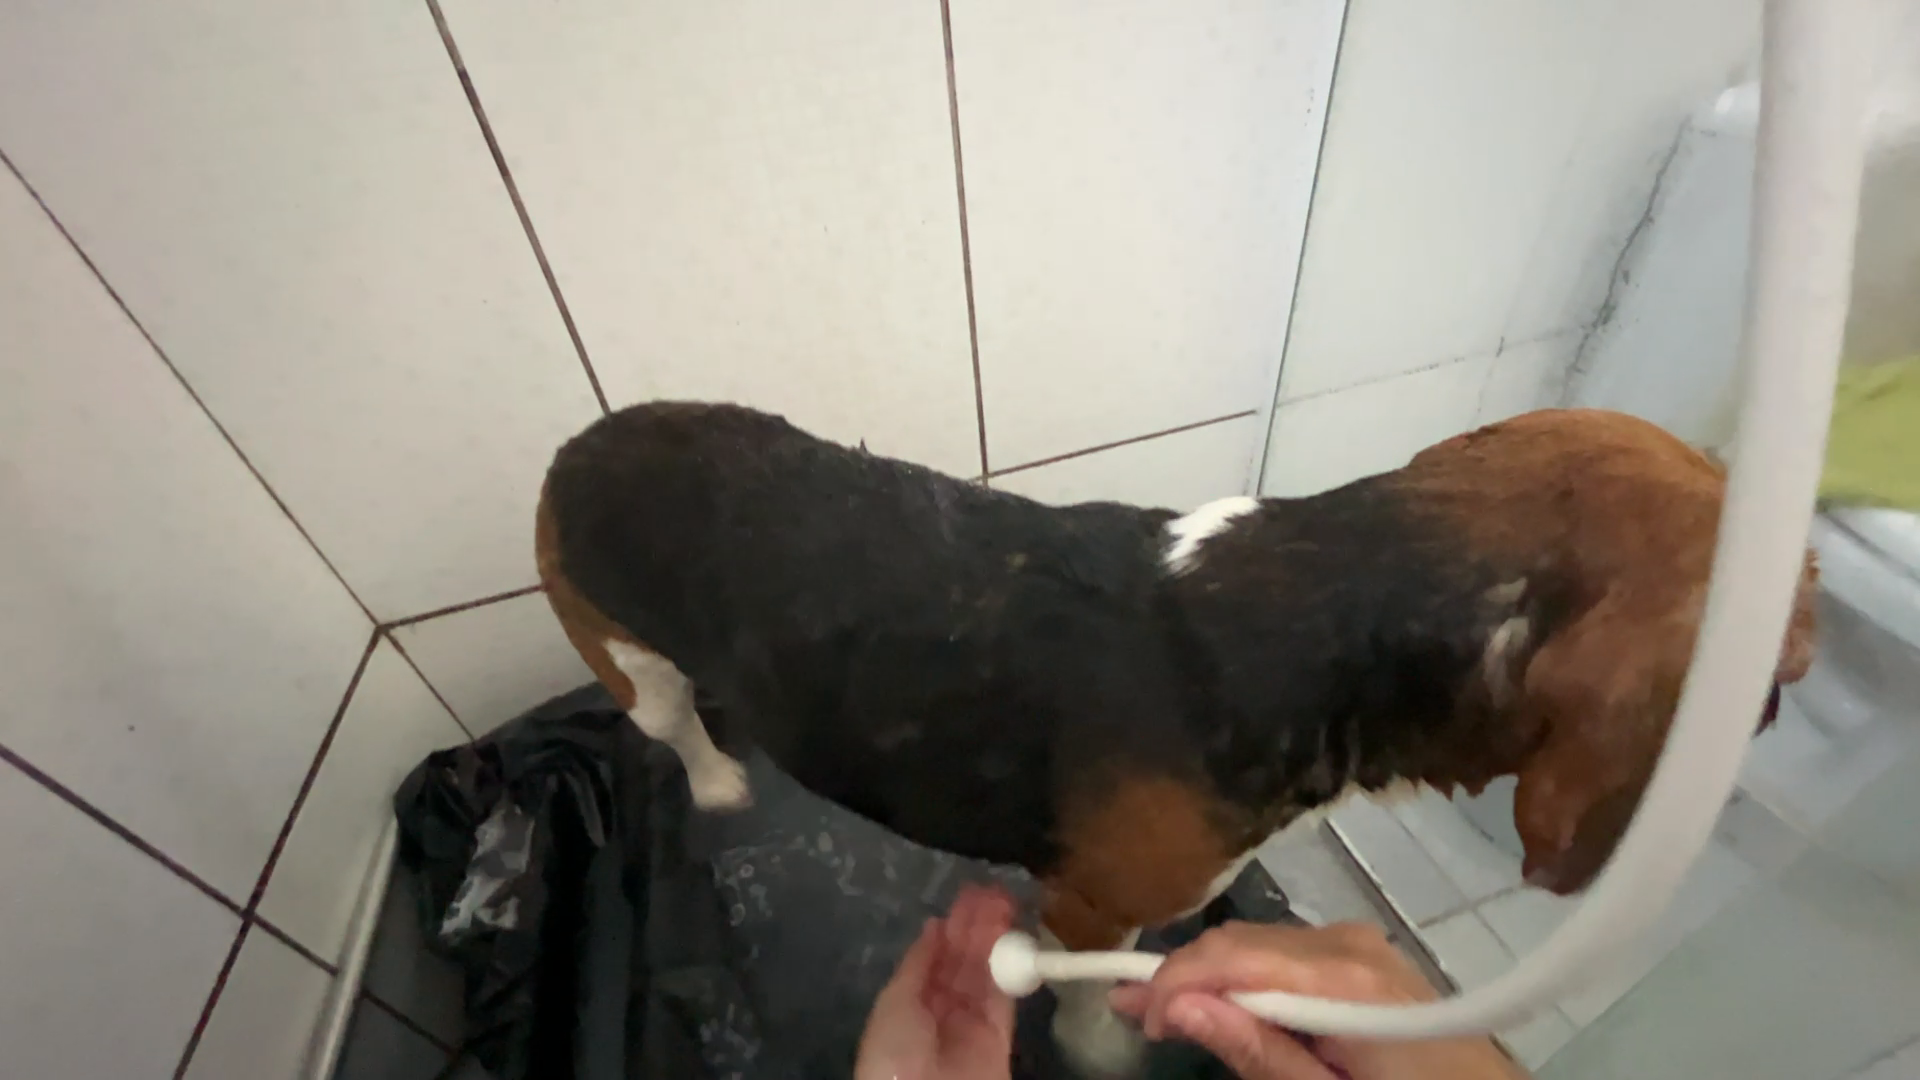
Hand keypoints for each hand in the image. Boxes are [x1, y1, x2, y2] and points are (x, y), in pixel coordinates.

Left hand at [855, 884, 1018, 1079]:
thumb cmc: (896, 1055)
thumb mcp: (895, 1003)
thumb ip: (918, 963)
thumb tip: (934, 925)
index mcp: (910, 1002)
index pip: (935, 957)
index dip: (952, 926)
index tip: (967, 897)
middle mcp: (942, 1010)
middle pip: (963, 960)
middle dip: (977, 926)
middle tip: (992, 891)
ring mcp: (971, 1023)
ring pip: (985, 972)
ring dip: (996, 937)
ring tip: (1005, 902)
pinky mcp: (999, 1038)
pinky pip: (1004, 997)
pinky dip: (1010, 967)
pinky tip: (1012, 936)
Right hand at [1108, 921, 1526, 1079]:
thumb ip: (1259, 1055)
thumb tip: (1176, 1006)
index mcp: (1345, 979)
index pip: (1235, 958)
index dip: (1175, 979)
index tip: (1135, 1015)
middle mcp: (1346, 940)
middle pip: (1239, 942)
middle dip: (1183, 975)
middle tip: (1135, 1014)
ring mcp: (1356, 941)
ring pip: (1255, 944)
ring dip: (1210, 976)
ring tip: (1164, 1008)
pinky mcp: (1360, 953)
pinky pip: (1282, 954)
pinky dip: (1247, 978)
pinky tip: (1225, 1001)